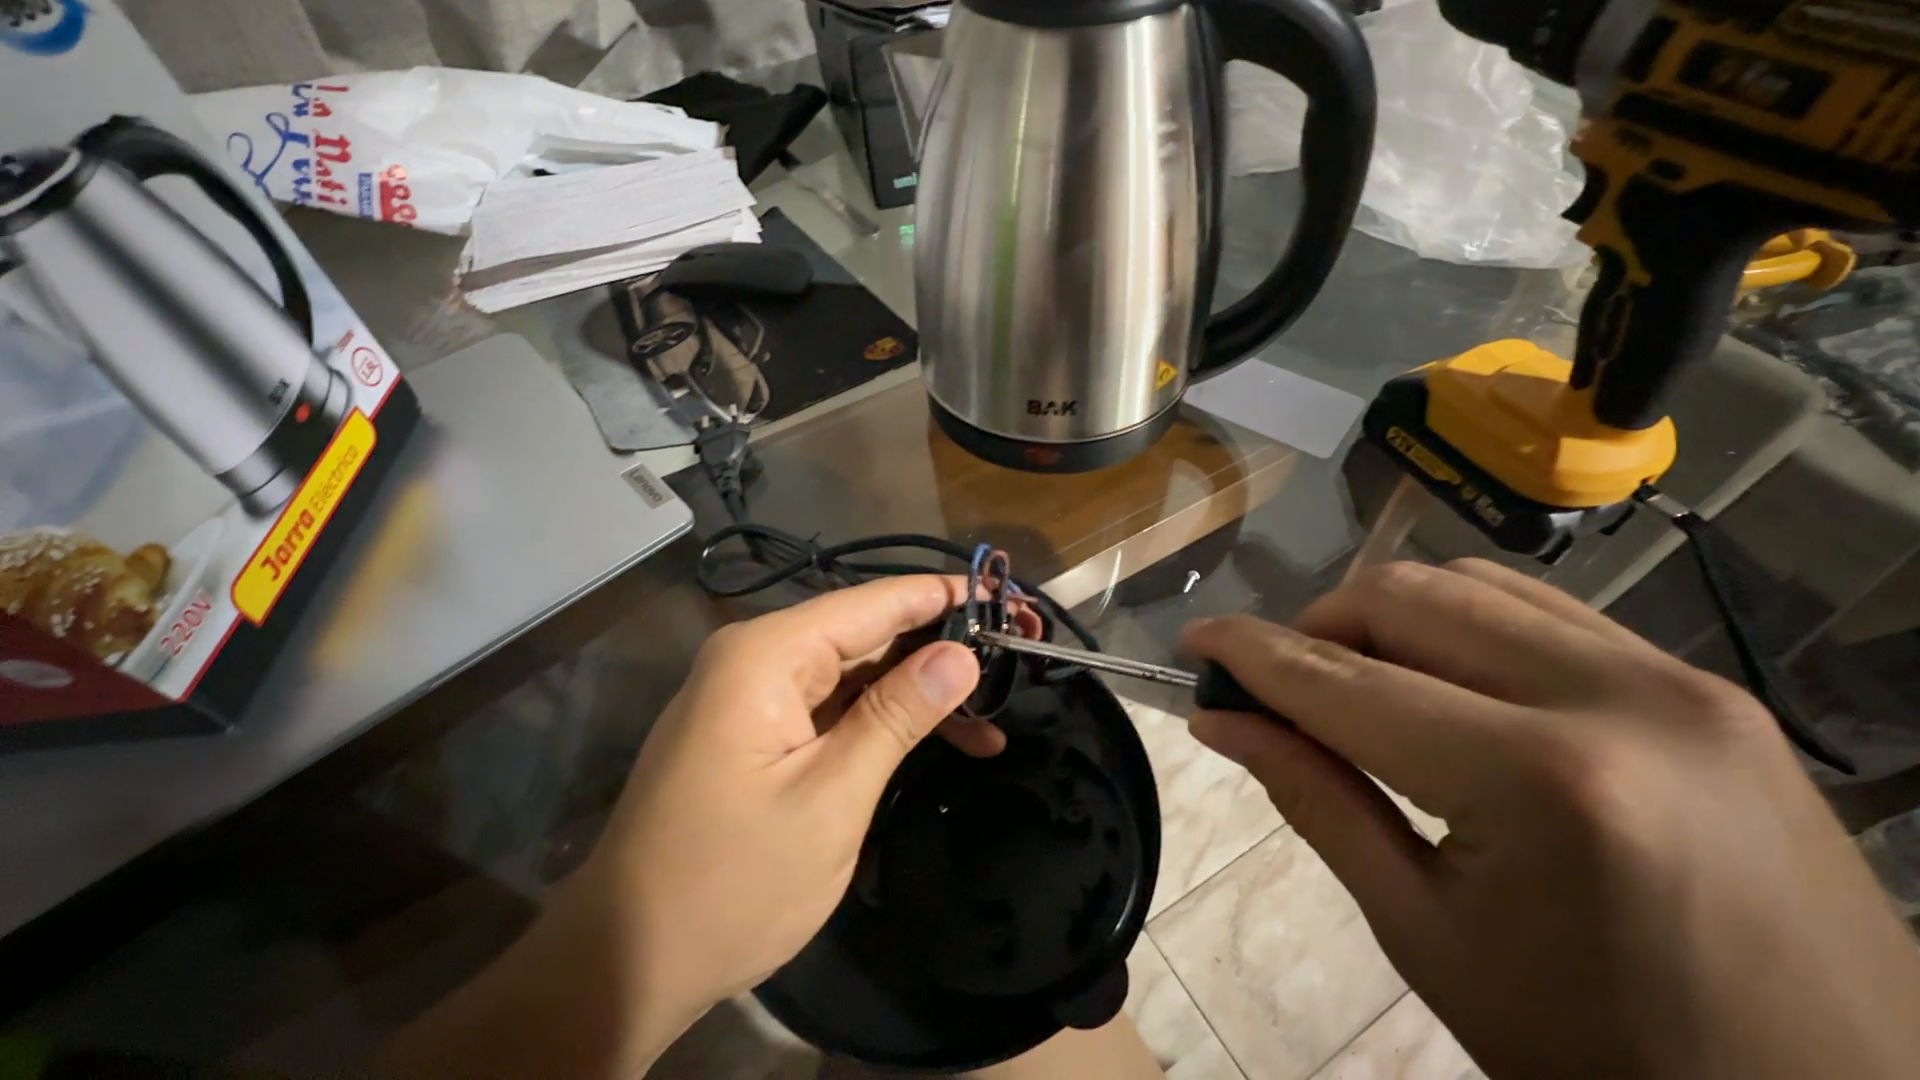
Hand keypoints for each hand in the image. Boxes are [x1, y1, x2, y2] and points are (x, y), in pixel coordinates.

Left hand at [385, 576, 988, 1078]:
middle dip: (937, 649)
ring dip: (915, 695)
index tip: (1008, 599)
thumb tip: (961, 653)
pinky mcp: (753, 736)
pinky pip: (828, 710)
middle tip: (1016, 662)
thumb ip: (896, 716)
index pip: (872, 603)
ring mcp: (750, 699)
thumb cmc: (732, 880)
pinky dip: (879, 724)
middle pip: (863, 634)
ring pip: (851, 675)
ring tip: (992, 721)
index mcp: (765, 656)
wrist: (626, 959)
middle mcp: (754, 660)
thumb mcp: (831, 798)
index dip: (942, 597)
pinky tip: (935, 742)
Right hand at [1183, 560, 1919, 1079]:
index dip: (1252, 653)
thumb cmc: (1595, 1054)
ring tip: (1355, 683)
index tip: (1195, 640)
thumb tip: (1220, 721)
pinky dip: (1464, 626)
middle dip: (1316, 627)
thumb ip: (1315, 799)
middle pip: (1407, 599)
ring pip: (1473, 586)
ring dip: (1386, 618)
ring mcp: (1680, 680)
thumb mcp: (1425, 933)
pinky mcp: (1709, 685)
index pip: (1345, 681)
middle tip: (1273, 684)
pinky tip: (1444, 683)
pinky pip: (1546, 612)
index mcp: (1539, 783)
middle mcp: (1618, 698)